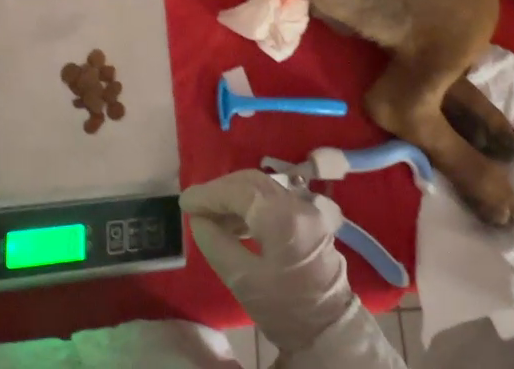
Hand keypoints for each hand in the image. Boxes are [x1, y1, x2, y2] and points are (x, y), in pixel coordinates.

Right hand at [180, 170, 356, 352]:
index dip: (208, 194)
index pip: (238, 191)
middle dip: (220, 190)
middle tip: (196, 205)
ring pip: (263, 189)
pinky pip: (274, 200)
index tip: (184, 202)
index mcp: (283, 218)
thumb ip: (216, 244)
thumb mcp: (242, 281)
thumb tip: (199, 219)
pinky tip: (235, 223)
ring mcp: (307, 210)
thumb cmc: (284, 309)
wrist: (328, 331)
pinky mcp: (309, 220)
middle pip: (251, 183)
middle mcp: (297, 204)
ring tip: (211, 216)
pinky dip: (251, 205)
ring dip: (234, 197)